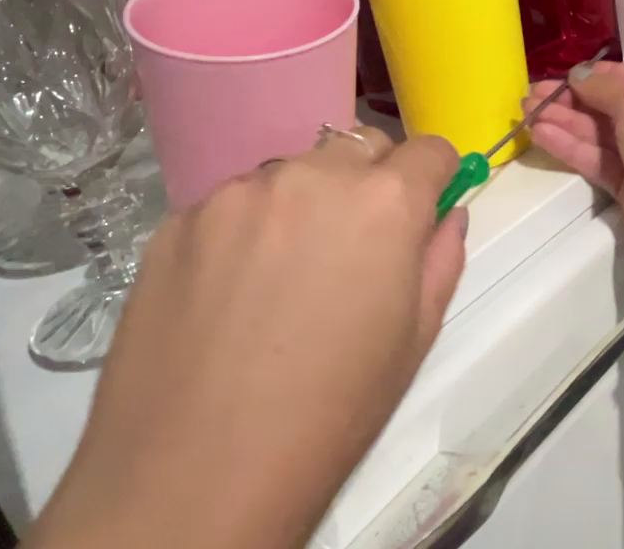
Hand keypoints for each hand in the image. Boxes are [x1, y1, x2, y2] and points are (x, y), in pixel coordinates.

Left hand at [27, 127, 463, 548]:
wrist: (193, 476)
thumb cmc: (332, 408)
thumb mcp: (417, 335)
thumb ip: (442, 255)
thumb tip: (445, 214)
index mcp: (385, 201)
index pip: (429, 148)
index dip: (435, 176)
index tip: (425, 206)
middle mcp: (313, 176)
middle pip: (361, 146)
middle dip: (372, 180)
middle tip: (356, 243)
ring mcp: (239, 193)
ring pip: (294, 172)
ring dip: (306, 200)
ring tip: (284, 271)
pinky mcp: (179, 219)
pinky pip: (233, 202)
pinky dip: (247, 227)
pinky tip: (231, 289)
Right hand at [525, 63, 623, 308]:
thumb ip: (603, 87)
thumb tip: (578, 75)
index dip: (595, 74)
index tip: (560, 75)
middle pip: (609, 104)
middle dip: (570, 99)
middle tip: (529, 95)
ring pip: (598, 132)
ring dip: (563, 121)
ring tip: (525, 112)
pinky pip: (595, 158)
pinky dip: (569, 146)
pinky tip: (539, 134)